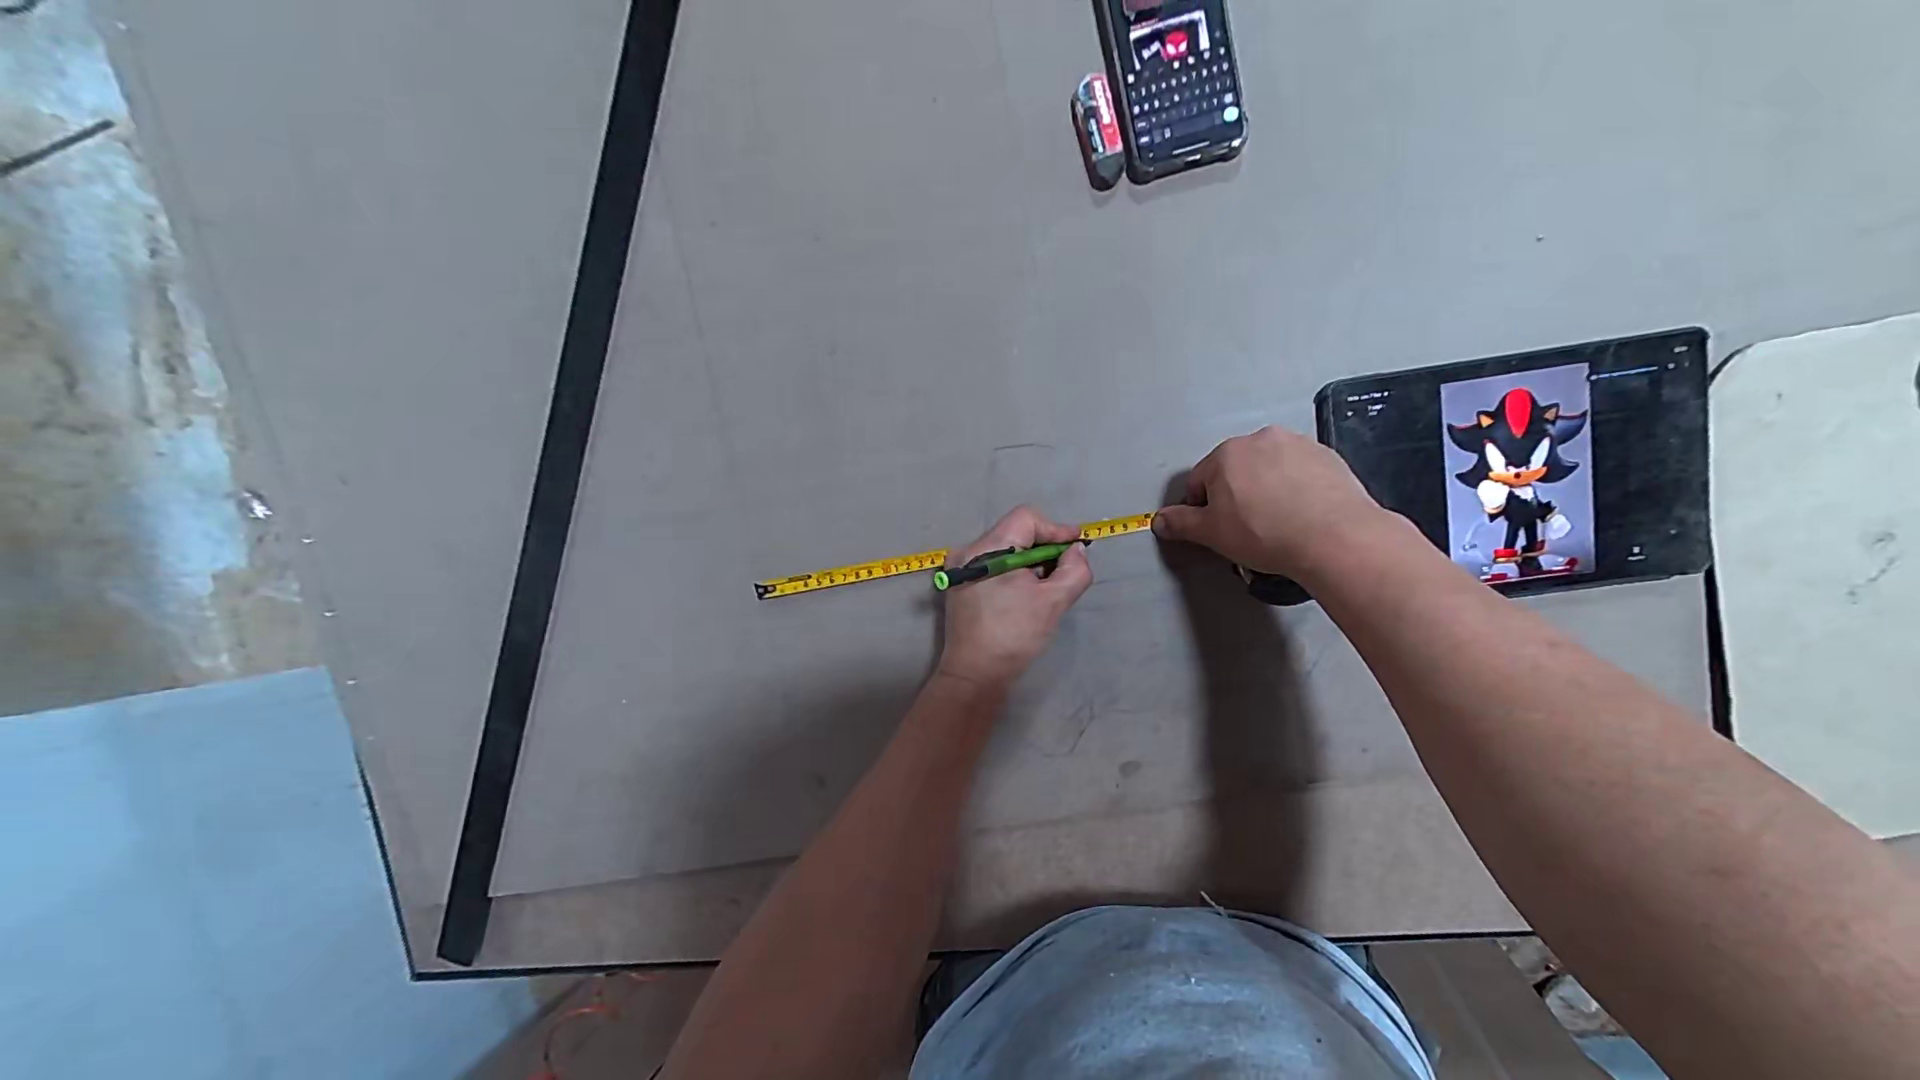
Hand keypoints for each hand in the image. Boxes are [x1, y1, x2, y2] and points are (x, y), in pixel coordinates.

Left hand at [936, 506, 1093, 687]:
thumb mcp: (1054, 602)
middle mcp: (968, 551)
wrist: (975, 675)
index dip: (1055, 529)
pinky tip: (1028, 595)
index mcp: (986, 549)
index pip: (1026, 518)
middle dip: (1045, 548)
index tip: (1076, 547)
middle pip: (1016, 532)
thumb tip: (1076, 550)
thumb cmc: (1014, 636)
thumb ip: (1074, 570)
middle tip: (1064, 571)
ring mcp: (962, 569)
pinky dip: (1016, 572)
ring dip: (1032, 562)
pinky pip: (995, 565)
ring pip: (1007, 549)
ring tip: (1047, 587)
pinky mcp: (963, 585)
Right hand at [1152, 425, 1392, 576]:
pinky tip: (1301, 514)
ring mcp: (1297, 445)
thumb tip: (1160, 520)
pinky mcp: (1327, 456)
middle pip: (1235, 470)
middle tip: (1245, 527)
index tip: (1215, 529)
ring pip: (1268, 468)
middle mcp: (1260, 440)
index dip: (1201, 508)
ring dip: (1266, 489)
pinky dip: (1295, 488)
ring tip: (1277, 522)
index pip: (1199, 481)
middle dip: (1235, 495)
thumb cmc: (1266, 533)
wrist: (1334, 537)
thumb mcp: (1212, 533)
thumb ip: (1181, 523)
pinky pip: (1299, 471)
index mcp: (1225, 454)